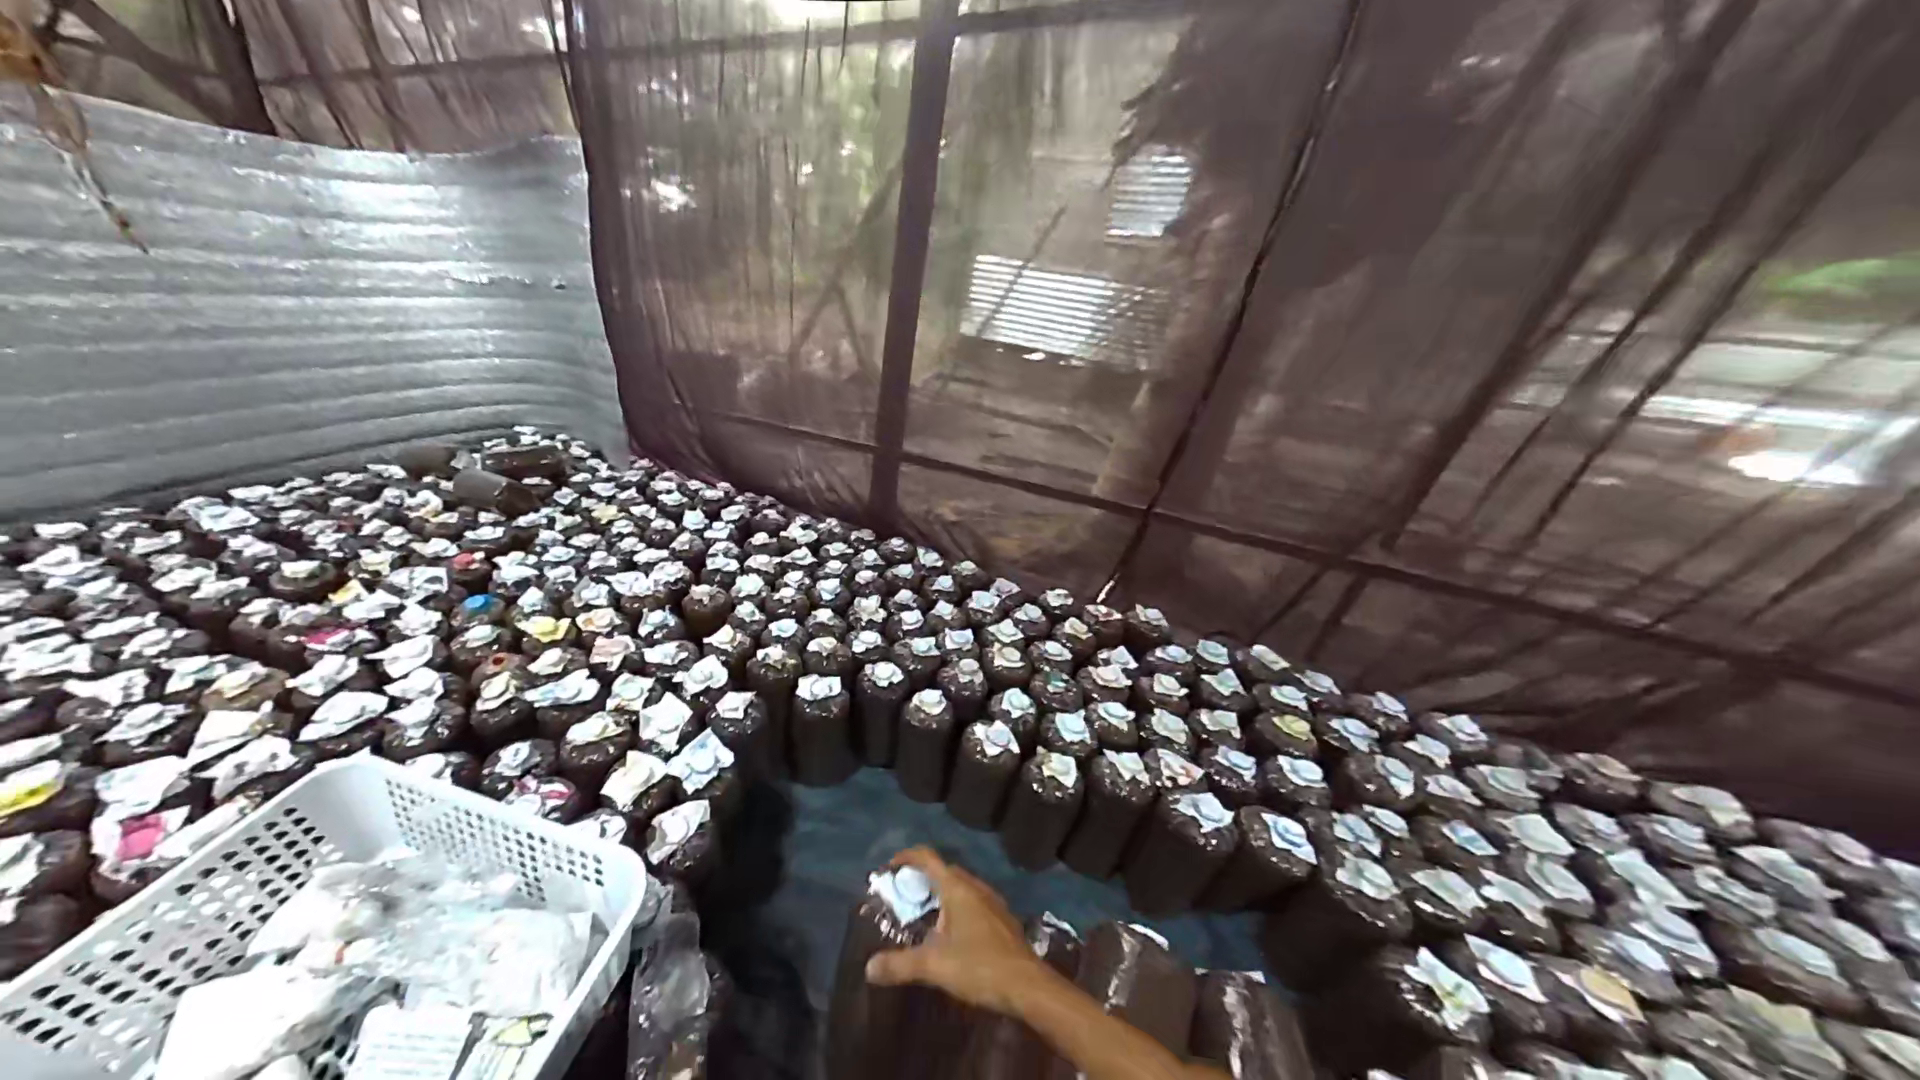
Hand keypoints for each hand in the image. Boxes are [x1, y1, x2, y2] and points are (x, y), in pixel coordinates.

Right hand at [864, 846, 1054, 1014]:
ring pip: (960, 887)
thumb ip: (900, 964)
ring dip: (940, 892)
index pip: (928, 858)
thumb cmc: (979, 966)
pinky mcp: (1001, 919)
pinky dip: (955, 906)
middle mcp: (975, 887)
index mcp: (957, 888)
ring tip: (924, 913)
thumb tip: (869, 967)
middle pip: (944, 871)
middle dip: (922, 876)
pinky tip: (951, 932)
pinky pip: (972, 901)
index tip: (889, 867)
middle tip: (903, 893)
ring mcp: (992, 902)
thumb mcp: (934, 966)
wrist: (1028, 985)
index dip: (907, 857)